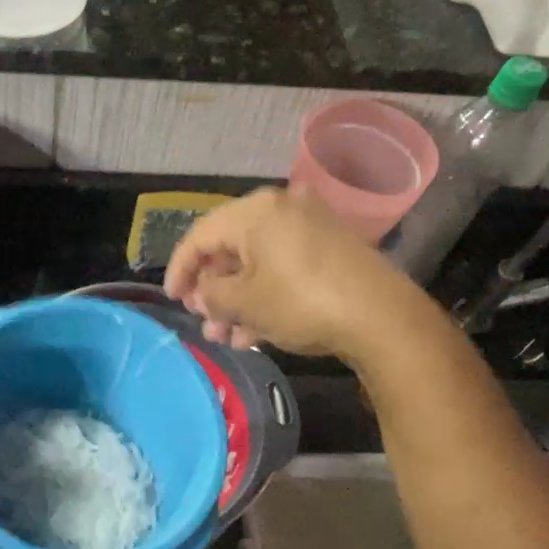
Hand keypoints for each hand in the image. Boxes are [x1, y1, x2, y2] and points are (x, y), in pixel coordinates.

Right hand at [163, 187, 419, 358]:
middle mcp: (281, 210)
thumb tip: (202, 292)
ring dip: (235, 302)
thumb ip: (211, 294)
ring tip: (225, 338)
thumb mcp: (244, 303)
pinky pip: (280, 271)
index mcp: (254, 212)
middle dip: (211, 292)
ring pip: (255, 265)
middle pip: (229, 250)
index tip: (172, 300)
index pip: (199, 236)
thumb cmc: (300, 303)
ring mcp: (307, 229)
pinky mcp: (327, 252)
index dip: (179, 269)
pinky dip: (262, 298)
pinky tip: (253, 334)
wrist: (377, 316)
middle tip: (203, 322)